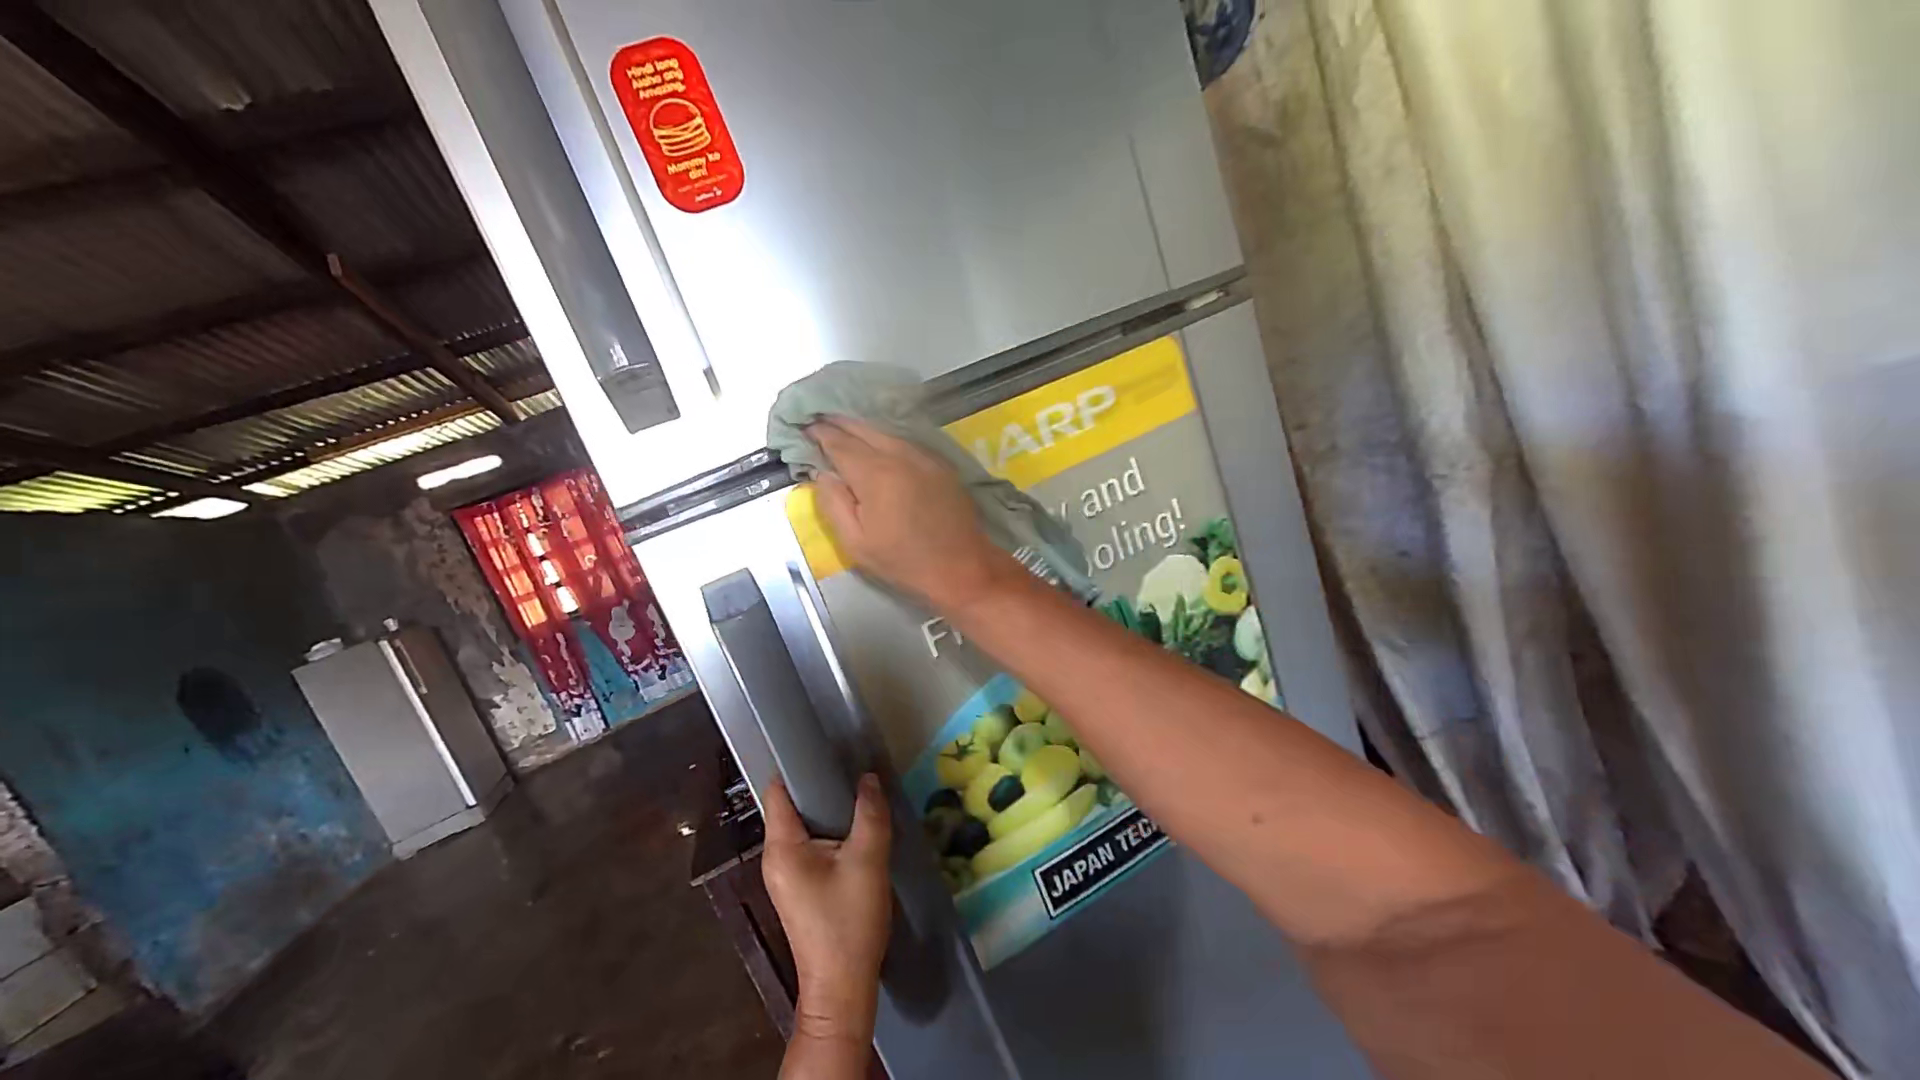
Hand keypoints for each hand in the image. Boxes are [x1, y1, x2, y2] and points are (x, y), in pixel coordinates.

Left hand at [761, 774, 892, 1044]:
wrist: (842, 987)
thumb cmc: (849, 922)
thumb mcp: (868, 860)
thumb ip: (870, 813)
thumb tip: (868, 778)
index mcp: (781, 846)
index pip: (778, 790)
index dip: (799, 765)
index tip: (827, 747)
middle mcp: (776, 857)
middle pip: (792, 806)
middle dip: (822, 787)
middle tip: (854, 770)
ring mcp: (786, 875)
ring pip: (806, 827)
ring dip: (830, 811)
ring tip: (860, 795)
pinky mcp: (801, 888)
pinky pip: (812, 846)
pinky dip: (832, 833)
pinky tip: (857, 830)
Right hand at [806, 417, 1015, 613]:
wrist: (962, 567)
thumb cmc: (904, 562)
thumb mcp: (856, 542)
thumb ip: (833, 503)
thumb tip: (822, 472)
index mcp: (876, 474)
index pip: (839, 443)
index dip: (819, 433)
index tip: (803, 427)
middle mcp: (900, 455)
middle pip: (862, 429)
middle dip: (837, 423)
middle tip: (817, 420)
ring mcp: (924, 456)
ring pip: (885, 432)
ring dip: (861, 428)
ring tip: (841, 428)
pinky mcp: (940, 464)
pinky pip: (905, 441)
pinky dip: (884, 438)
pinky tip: (876, 444)